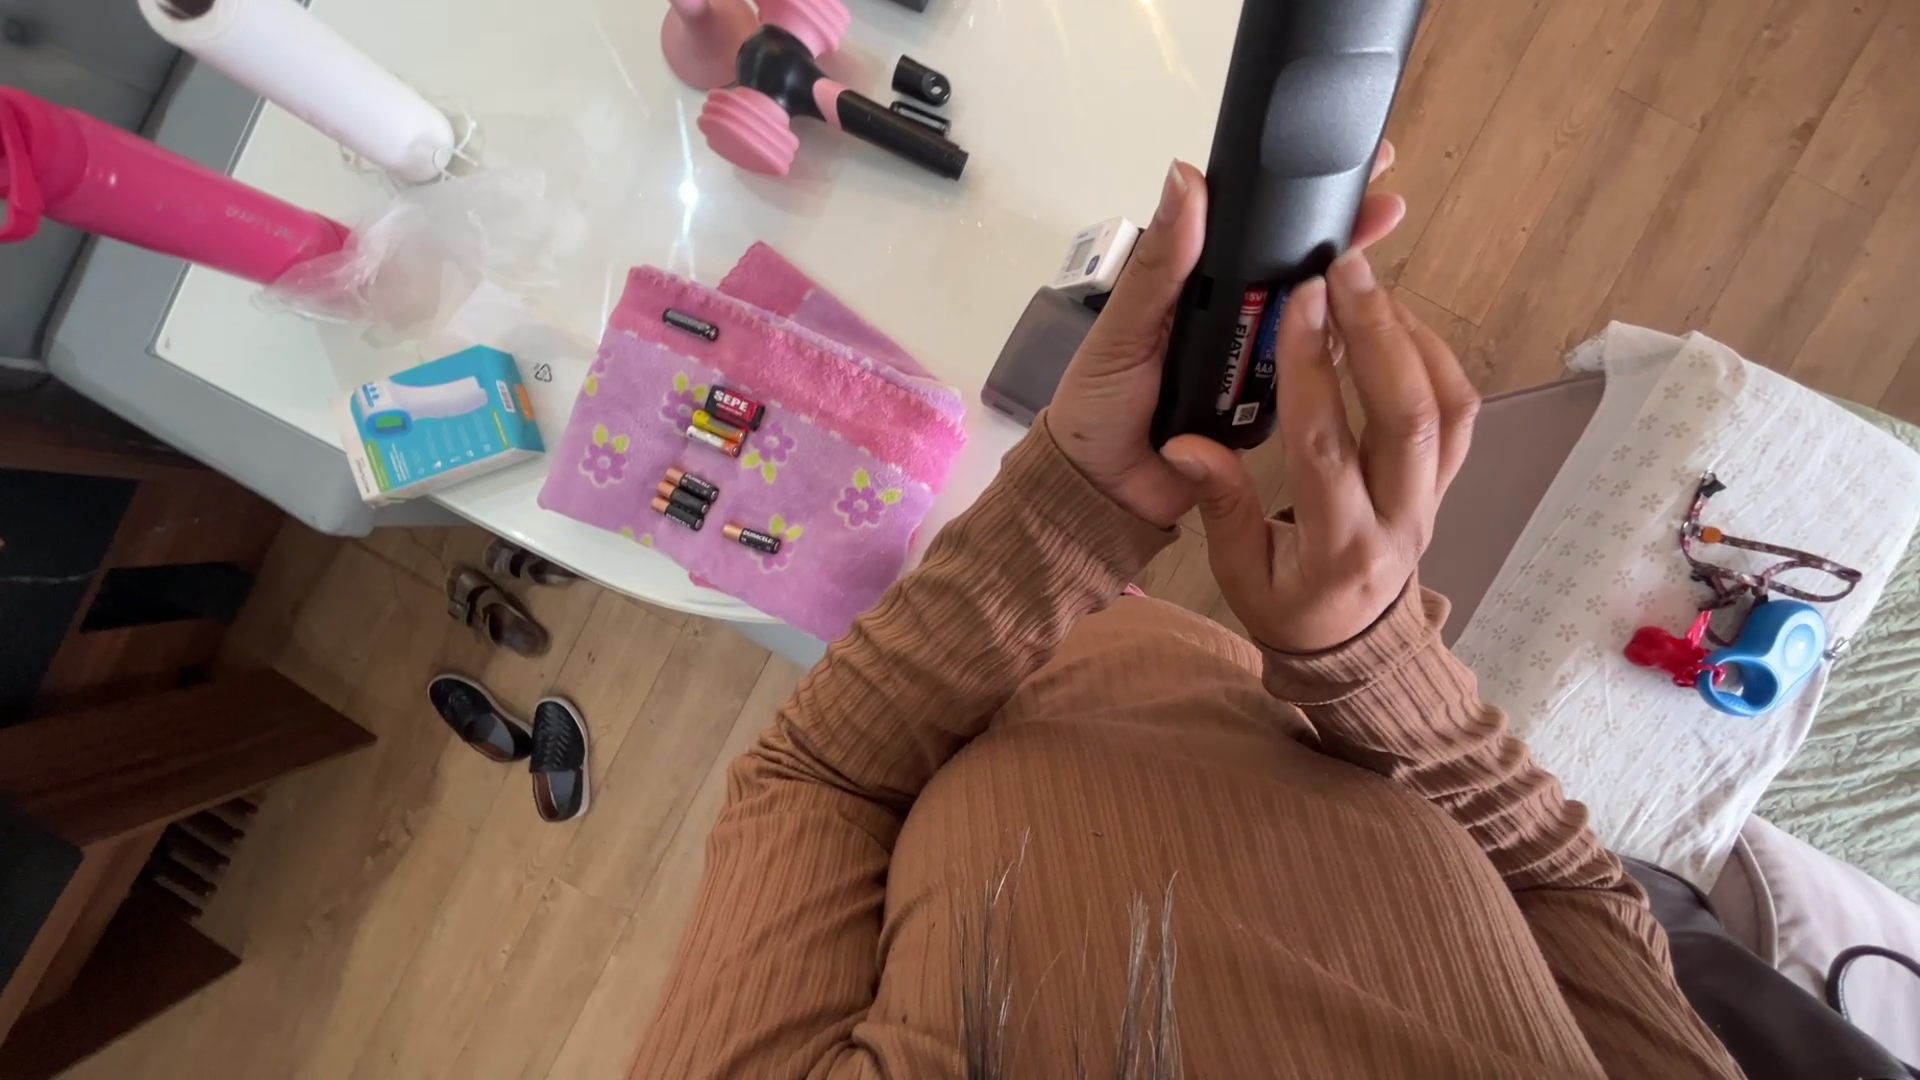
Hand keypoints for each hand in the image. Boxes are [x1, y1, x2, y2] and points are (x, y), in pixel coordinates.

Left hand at [1050, 143, 1405, 527]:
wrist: (1101, 490)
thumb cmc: (1096, 406)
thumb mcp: (1120, 332)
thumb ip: (1156, 266)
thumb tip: (1183, 176)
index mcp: (1188, 294)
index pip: (1246, 235)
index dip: (1290, 200)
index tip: (1344, 164)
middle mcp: (1224, 322)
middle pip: (1287, 274)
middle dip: (1336, 240)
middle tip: (1387, 207)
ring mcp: (1245, 367)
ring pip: (1303, 324)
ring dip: (1341, 299)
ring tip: (1380, 266)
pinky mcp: (1260, 411)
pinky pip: (1303, 379)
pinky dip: (1330, 360)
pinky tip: (1366, 336)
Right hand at [1160, 250, 1478, 653]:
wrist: (1350, 642)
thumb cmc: (1285, 608)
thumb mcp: (1236, 571)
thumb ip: (1220, 504)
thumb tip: (1187, 444)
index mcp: (1337, 545)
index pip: (1325, 445)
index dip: (1310, 370)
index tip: (1298, 305)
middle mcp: (1399, 519)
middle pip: (1408, 413)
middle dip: (1377, 331)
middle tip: (1345, 270)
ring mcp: (1432, 500)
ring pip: (1447, 406)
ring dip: (1412, 336)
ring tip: (1370, 288)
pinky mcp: (1444, 484)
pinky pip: (1458, 414)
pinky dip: (1435, 358)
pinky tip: (1397, 324)